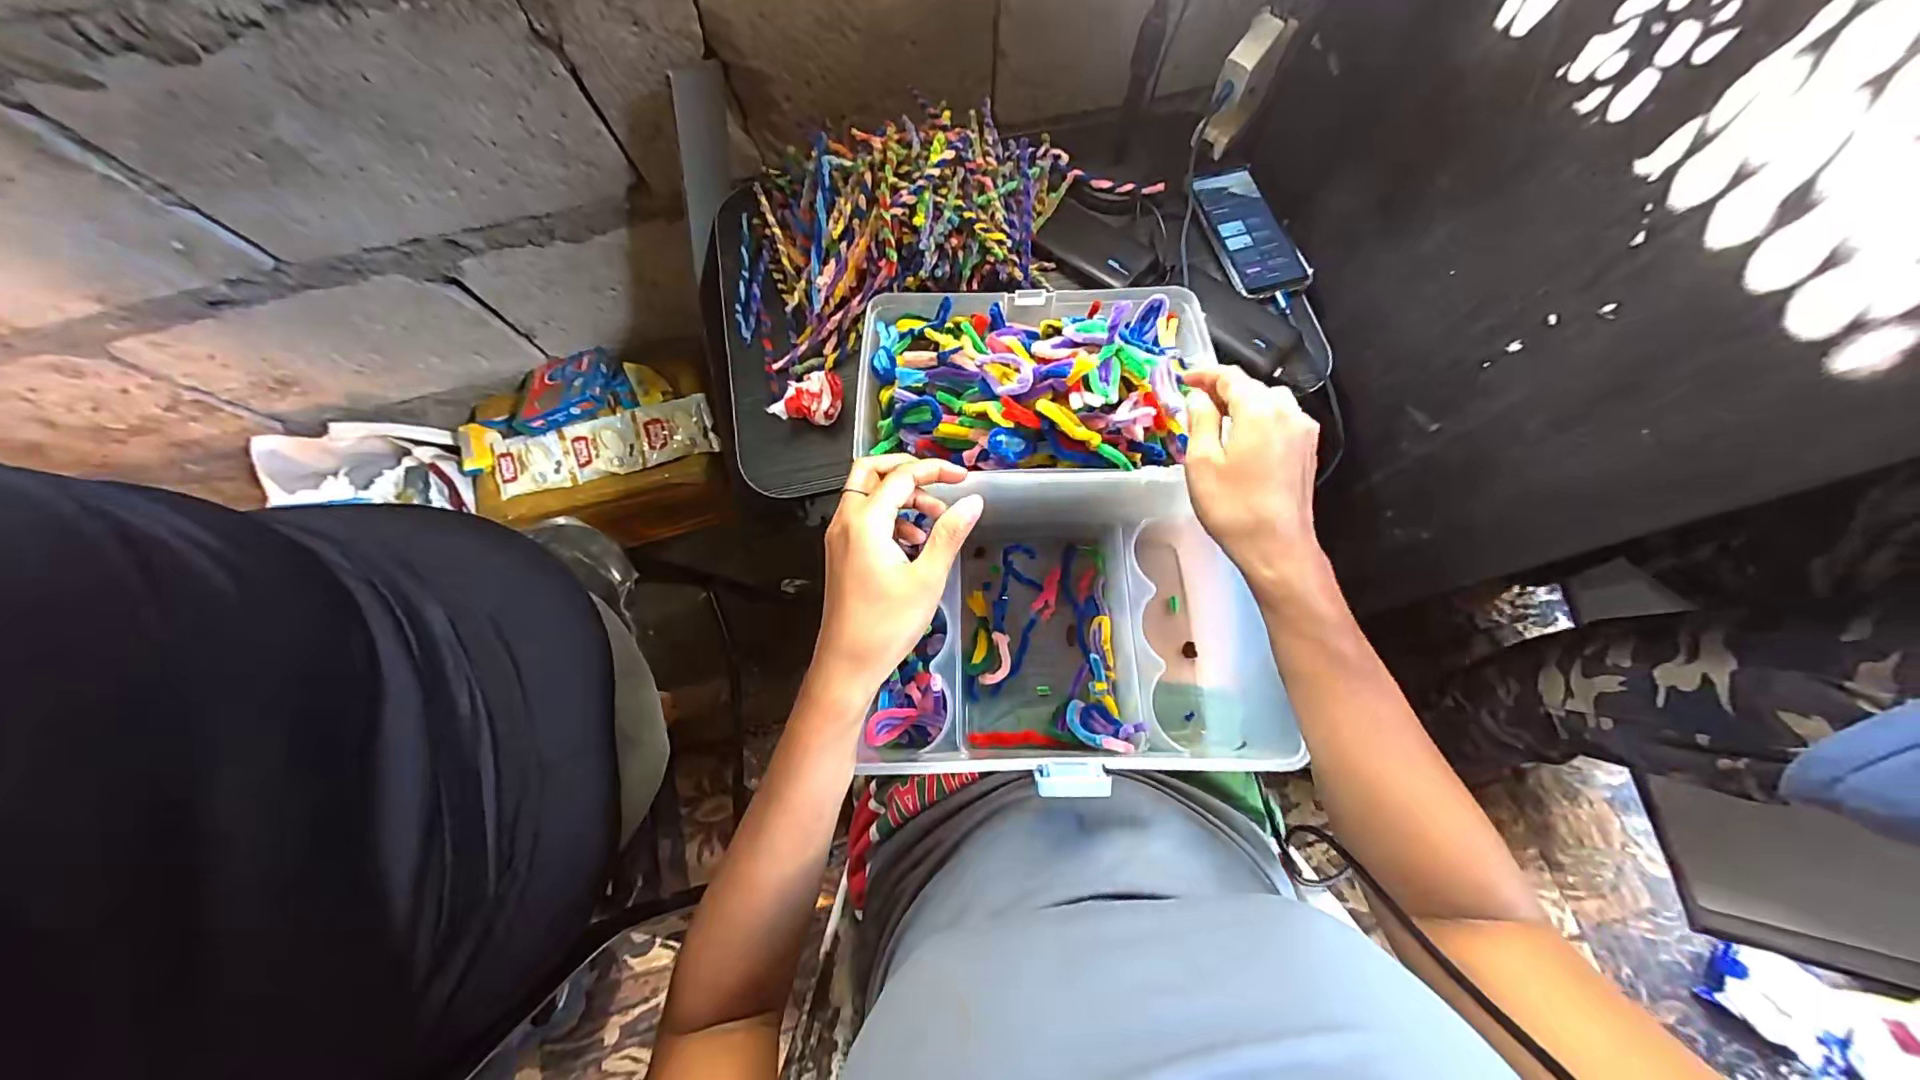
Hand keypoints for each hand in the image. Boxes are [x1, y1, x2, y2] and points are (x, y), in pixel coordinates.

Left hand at [813, 454, 981, 695]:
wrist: (847, 664)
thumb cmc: (887, 625)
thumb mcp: (928, 578)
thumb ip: (949, 534)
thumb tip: (973, 502)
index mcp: (865, 522)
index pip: (901, 476)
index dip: (935, 470)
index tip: (963, 478)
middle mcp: (846, 522)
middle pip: (871, 472)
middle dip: (907, 470)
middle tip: (939, 482)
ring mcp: (840, 538)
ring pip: (867, 495)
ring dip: (901, 497)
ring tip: (935, 521)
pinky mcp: (842, 553)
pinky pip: (864, 519)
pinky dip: (890, 517)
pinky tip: (914, 542)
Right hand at [1183, 367, 1333, 607]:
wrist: (1276, 546)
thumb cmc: (1233, 506)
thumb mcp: (1201, 461)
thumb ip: (1200, 420)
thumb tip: (1199, 397)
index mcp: (1259, 409)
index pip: (1230, 376)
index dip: (1204, 374)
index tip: (1185, 379)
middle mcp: (1287, 412)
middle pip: (1252, 387)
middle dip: (1223, 390)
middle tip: (1195, 404)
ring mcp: (1302, 432)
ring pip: (1269, 403)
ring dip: (1243, 405)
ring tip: (1218, 423)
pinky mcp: (1307, 451)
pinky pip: (1281, 421)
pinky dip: (1259, 421)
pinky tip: (1242, 441)